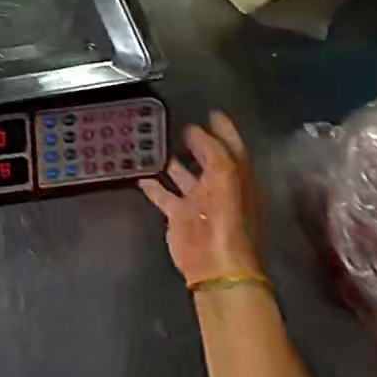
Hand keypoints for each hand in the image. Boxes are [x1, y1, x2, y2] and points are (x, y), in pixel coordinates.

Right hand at [140, 111, 259, 284]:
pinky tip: (139, 172)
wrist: (215, 265)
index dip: (223, 129)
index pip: (231, 147)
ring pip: (183, 174)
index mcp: (238, 178)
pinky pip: (163, 193)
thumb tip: (195, 130)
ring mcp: (199, 202)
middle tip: (178, 124)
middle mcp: (220, 187)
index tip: (211, 111)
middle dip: (195, 142)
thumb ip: (212, 150)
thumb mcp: (225, 176)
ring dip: (171, 160)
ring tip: (154, 142)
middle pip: (207, 159)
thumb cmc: (227, 218)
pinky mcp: (179, 215)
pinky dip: (152, 184)